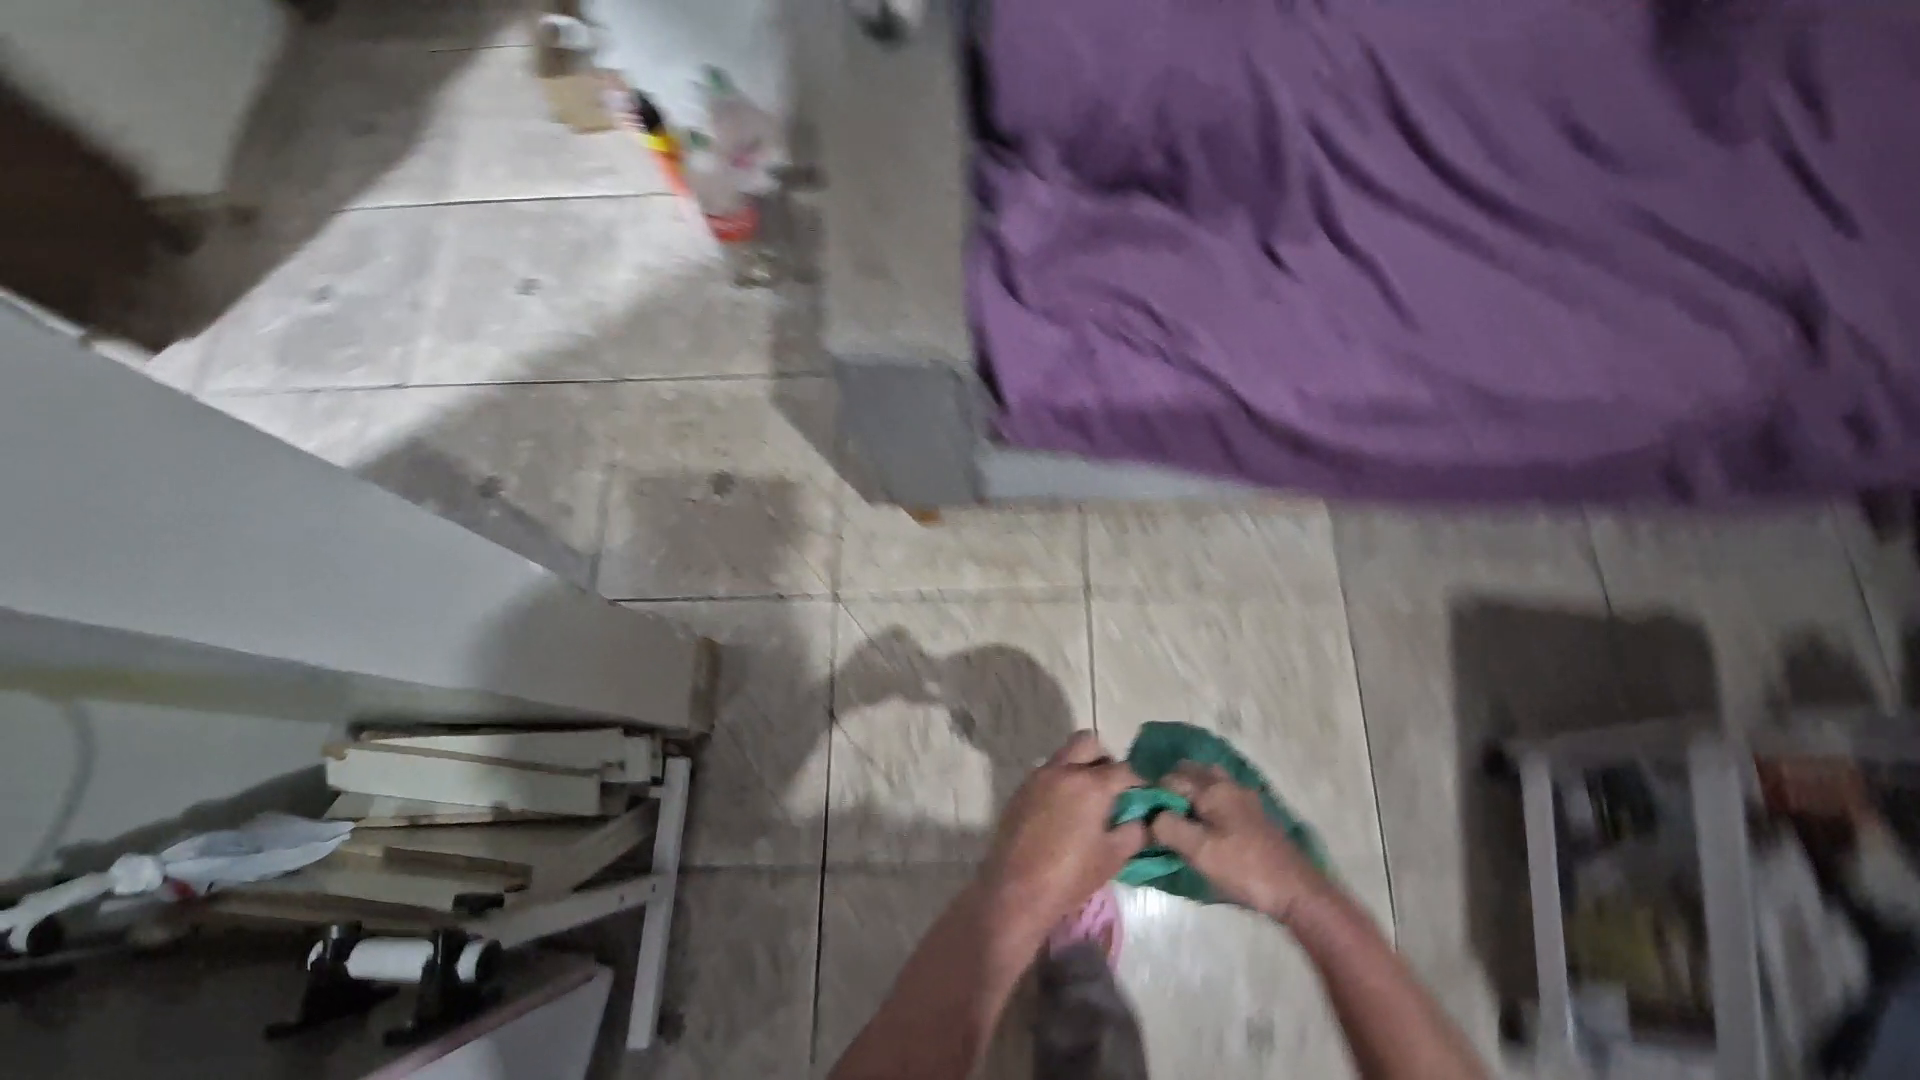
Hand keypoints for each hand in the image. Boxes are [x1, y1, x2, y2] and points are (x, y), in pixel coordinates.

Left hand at [979, 731, 1144, 932]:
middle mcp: (1063, 771)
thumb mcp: (1113, 857)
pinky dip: (1059, 783)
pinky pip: (1046, 774)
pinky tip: (1062, 813)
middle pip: (1088, 743)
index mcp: (1091, 784)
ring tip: (1086, 803)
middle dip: (1104, 759)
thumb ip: (1134, 831)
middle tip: (1110, 789)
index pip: (1124, 769)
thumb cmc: (1070, 876)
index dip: (1138, 782)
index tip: (1142, 797)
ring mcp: (1037, 778)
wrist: (1016, 891)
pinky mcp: (1020, 791)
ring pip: (1064, 756)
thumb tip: (1142, 819)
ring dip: (1079, 768)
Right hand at [1152, 764, 1332, 921]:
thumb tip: (1152, 817)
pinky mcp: (1255, 815)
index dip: (1155, 796)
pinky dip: (1209, 802)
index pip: (1171, 779)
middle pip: (1192, 772)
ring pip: (1210, 782)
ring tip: (1182, 820)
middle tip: (1162, 817)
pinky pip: (1223, 796)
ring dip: (1192, 793)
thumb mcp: (1198, 851)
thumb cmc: (1243, 869)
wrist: (1295, 890)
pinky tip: (1205, 826)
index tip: (1147, 819)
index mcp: (1213, 789)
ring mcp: (1245, 798)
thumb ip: (1168, 827)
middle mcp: (1229, 785)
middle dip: (1173, 788)